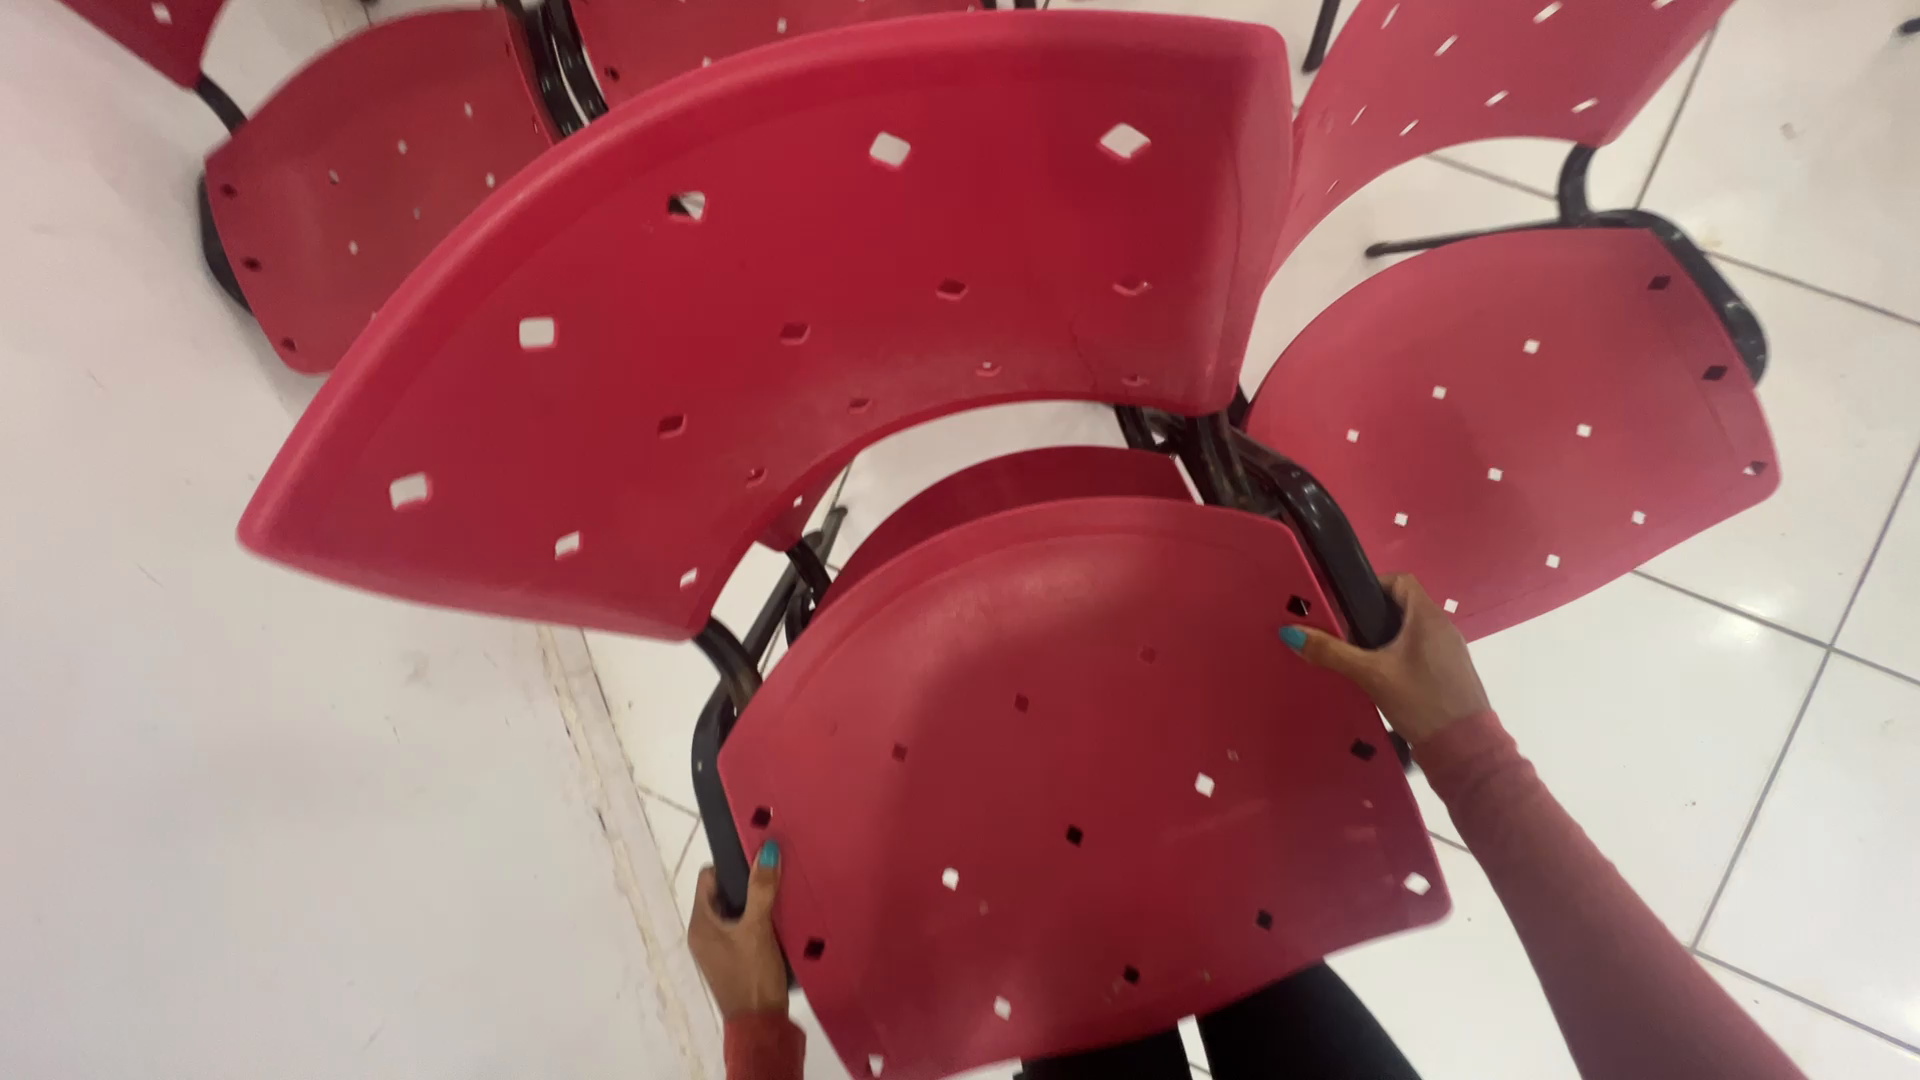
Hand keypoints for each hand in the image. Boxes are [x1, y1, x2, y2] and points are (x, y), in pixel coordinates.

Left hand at [688, 841, 789, 1018]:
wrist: (760, 1023)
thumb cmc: (752, 974)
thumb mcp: (758, 928)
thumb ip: (762, 889)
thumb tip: (767, 850)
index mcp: (700, 924)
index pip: (708, 878)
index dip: (731, 864)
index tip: (756, 857)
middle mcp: (704, 934)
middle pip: (724, 892)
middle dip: (747, 881)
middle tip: (772, 871)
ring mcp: (718, 947)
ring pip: (735, 909)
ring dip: (755, 900)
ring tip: (778, 890)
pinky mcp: (733, 957)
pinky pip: (742, 925)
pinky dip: (757, 917)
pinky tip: (778, 915)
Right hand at [1281, 573, 1490, 744]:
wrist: (1465, 748)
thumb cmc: (1420, 700)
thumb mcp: (1370, 675)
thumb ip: (1331, 652)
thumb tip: (1291, 633)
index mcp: (1427, 617)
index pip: (1399, 580)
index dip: (1371, 584)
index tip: (1347, 603)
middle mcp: (1442, 626)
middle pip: (1402, 604)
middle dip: (1371, 613)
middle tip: (1344, 631)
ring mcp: (1449, 649)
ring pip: (1410, 628)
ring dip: (1384, 634)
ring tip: (1357, 654)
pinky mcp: (1450, 669)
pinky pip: (1419, 647)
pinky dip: (1398, 652)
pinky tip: (1381, 674)